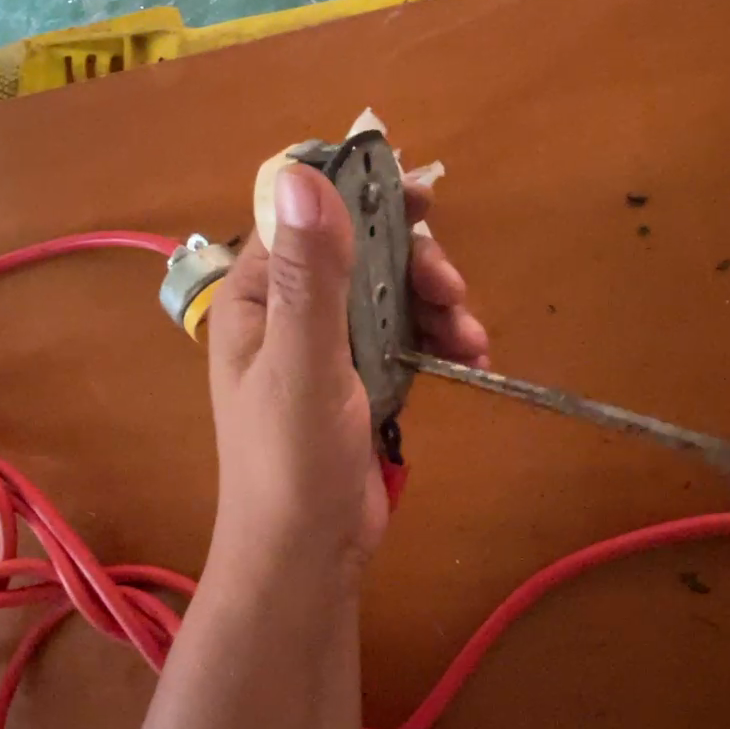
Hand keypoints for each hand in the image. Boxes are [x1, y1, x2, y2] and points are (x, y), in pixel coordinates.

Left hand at [207, 164, 487, 568]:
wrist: (308, 555)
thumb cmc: (292, 461)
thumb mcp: (304, 362)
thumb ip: (310, 274)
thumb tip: (301, 173)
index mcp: (258, 297)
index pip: (306, 220)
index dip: (359, 197)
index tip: (422, 197)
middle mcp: (289, 313)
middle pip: (359, 253)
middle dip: (413, 263)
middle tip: (453, 288)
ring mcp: (327, 346)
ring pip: (389, 293)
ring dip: (434, 303)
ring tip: (469, 335)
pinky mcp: (360, 378)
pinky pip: (404, 335)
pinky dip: (438, 337)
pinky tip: (470, 356)